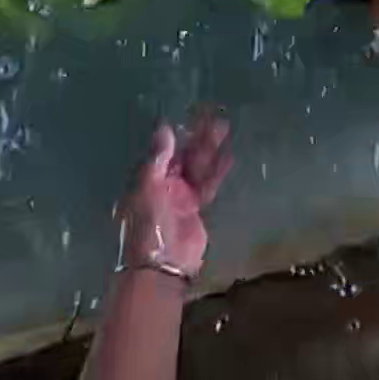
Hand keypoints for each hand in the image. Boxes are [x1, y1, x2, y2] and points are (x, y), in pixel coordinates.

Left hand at [117, 110, 232, 276]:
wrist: (162, 265)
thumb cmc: (149, 226)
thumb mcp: (149, 190)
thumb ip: (158, 159)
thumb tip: (164, 127)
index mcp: (149, 181)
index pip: (166, 151)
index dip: (180, 133)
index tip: (195, 114)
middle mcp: (166, 185)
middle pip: (185, 155)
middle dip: (200, 137)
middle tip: (216, 117)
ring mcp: (182, 196)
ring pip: (199, 165)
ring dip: (211, 148)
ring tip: (225, 128)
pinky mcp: (198, 206)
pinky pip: (209, 182)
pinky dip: (218, 169)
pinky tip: (229, 155)